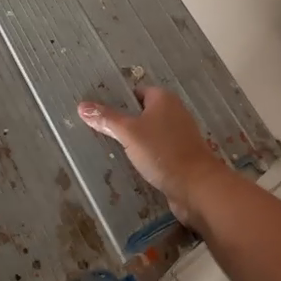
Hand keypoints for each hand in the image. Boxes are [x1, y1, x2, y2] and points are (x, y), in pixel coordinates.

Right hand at [78, 86, 231, 226]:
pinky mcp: (183, 156)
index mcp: (163, 98)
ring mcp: (180, 136)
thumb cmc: (163, 152)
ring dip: (136, 142)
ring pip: (150, 134)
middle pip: (142, 113)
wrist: (198, 188)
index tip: (101, 113)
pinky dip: (147, 156)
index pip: (135, 92)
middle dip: (125, 124)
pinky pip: (158, 151)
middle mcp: (174, 112)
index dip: (119, 101)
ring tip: (113, 150)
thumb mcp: (129, 133)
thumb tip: (82, 106)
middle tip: (103, 132)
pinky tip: (133, 166)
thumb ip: (106, 119)